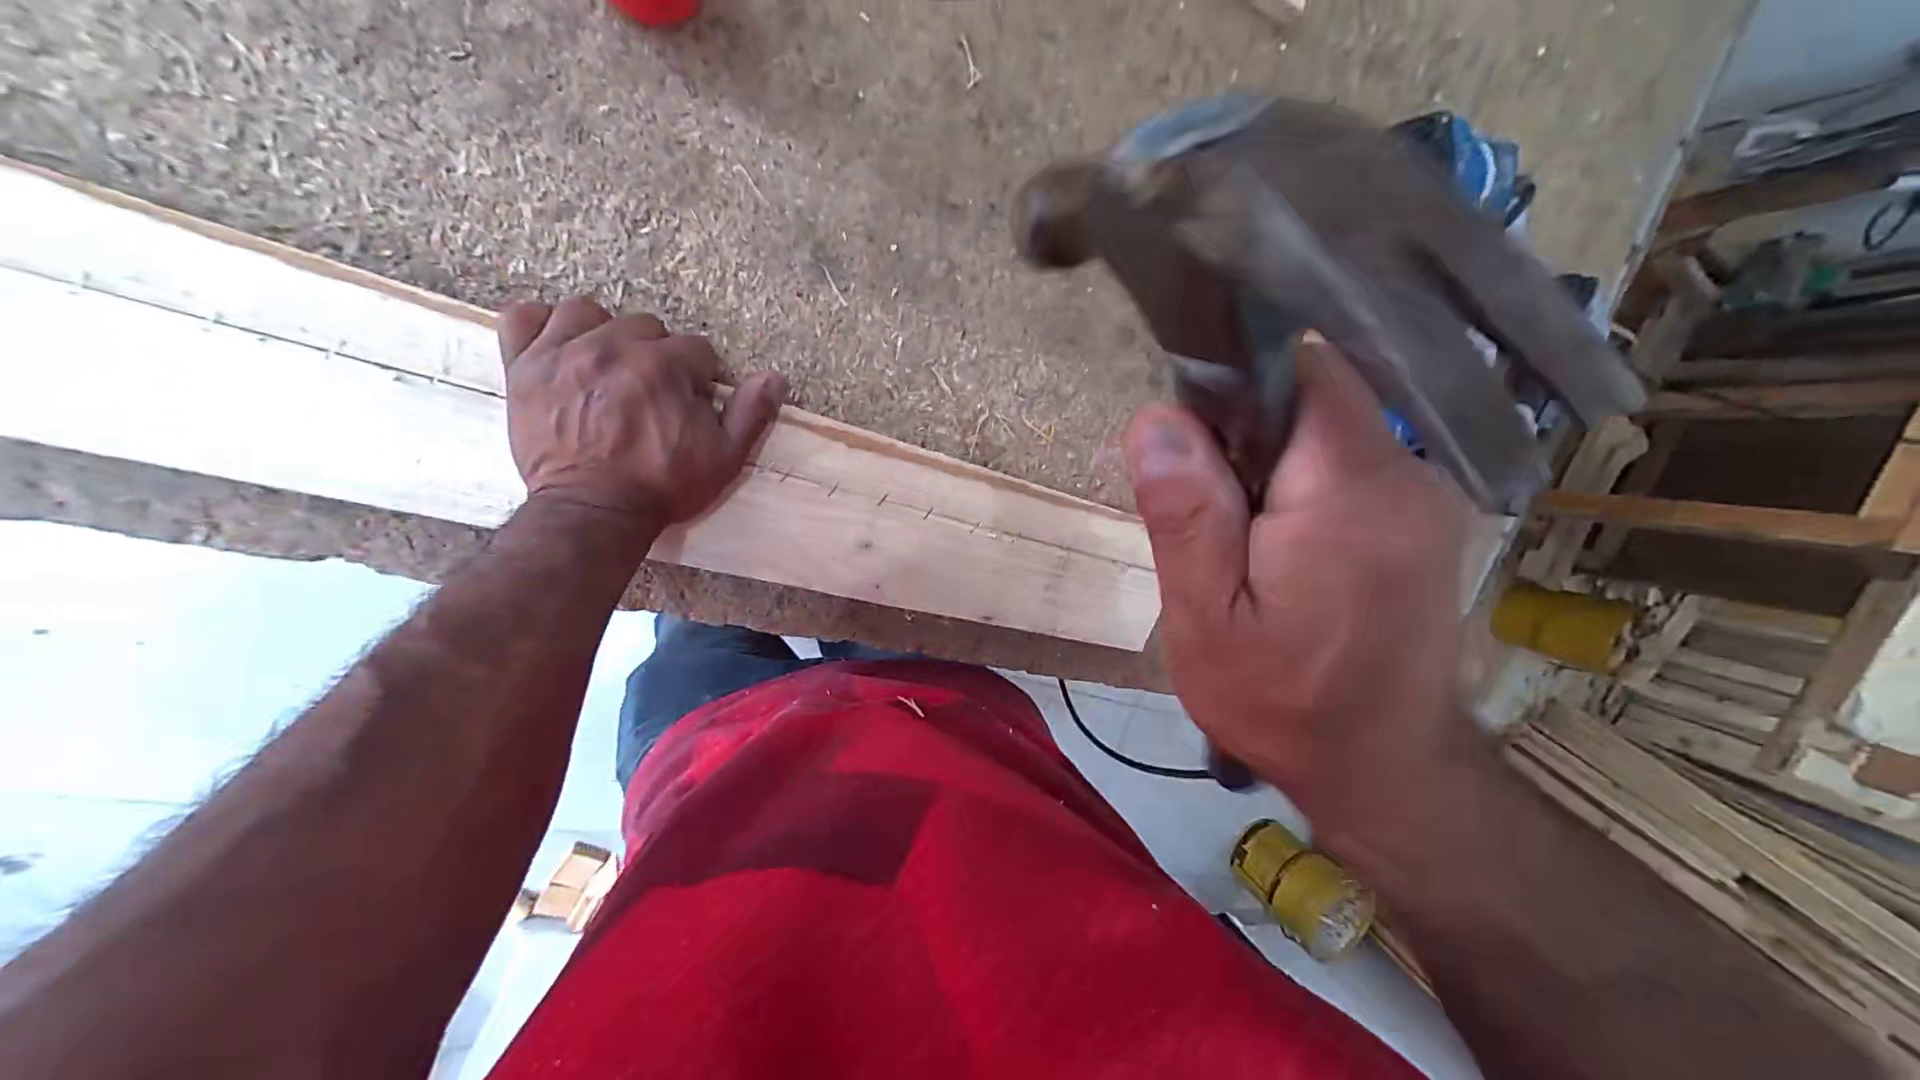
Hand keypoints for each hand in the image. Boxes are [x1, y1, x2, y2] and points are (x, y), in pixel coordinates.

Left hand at [498, 296, 786, 527]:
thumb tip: (773, 378)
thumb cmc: (661, 486)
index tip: (691, 404)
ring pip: (587, 312)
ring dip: (604, 332)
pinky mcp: (524, 368)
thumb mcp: (724, 458)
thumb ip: (750, 414)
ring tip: (610, 365)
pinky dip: (542, 325)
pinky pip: (524, 318)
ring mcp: (563, 354)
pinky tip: (560, 346)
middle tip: (653, 393)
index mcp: (664, 366)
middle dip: (656, 355)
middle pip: (645, 327)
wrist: (593, 513)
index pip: (696, 350)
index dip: (699, 379)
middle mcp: (613, 347)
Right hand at [1122, 345, 1474, 829]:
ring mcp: (1425, 495)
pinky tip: (1275, 550)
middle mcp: (1405, 474)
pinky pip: (1346, 465)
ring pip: (1324, 431)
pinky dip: (1298, 487)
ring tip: (1234, 542)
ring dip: (1266, 465)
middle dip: (1241, 435)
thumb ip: (1185, 517)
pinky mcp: (1423, 519)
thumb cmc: (1283, 702)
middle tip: (1201, 514)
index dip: (1232, 386)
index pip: (1299, 369)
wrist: (1383, 770)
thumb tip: (1155, 420)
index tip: (1189, 444)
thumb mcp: (1205, 620)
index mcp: (1349, 489)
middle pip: (1309, 398)